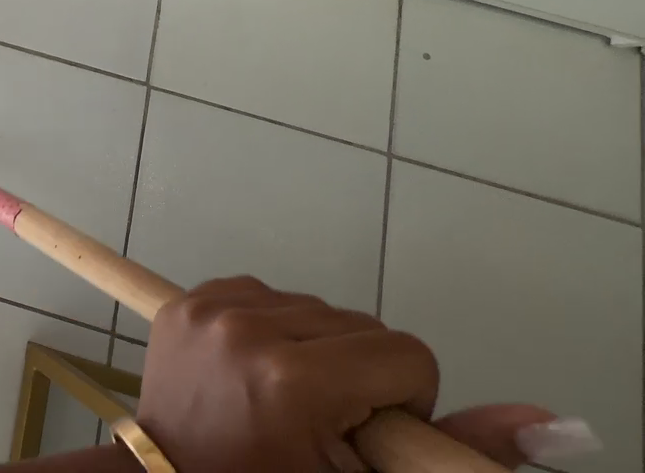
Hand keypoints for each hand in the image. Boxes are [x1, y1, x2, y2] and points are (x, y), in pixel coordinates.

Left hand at [136, 277, 569, 471]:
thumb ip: (458, 448)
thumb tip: (556, 420)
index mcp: (291, 378)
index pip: (404, 353)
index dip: (406, 397)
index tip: (369, 427)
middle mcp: (244, 328)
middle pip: (357, 324)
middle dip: (361, 370)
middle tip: (326, 417)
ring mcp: (206, 307)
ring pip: (311, 304)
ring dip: (317, 344)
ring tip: (289, 394)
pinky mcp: (184, 299)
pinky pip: (260, 291)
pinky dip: (273, 324)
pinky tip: (260, 366)